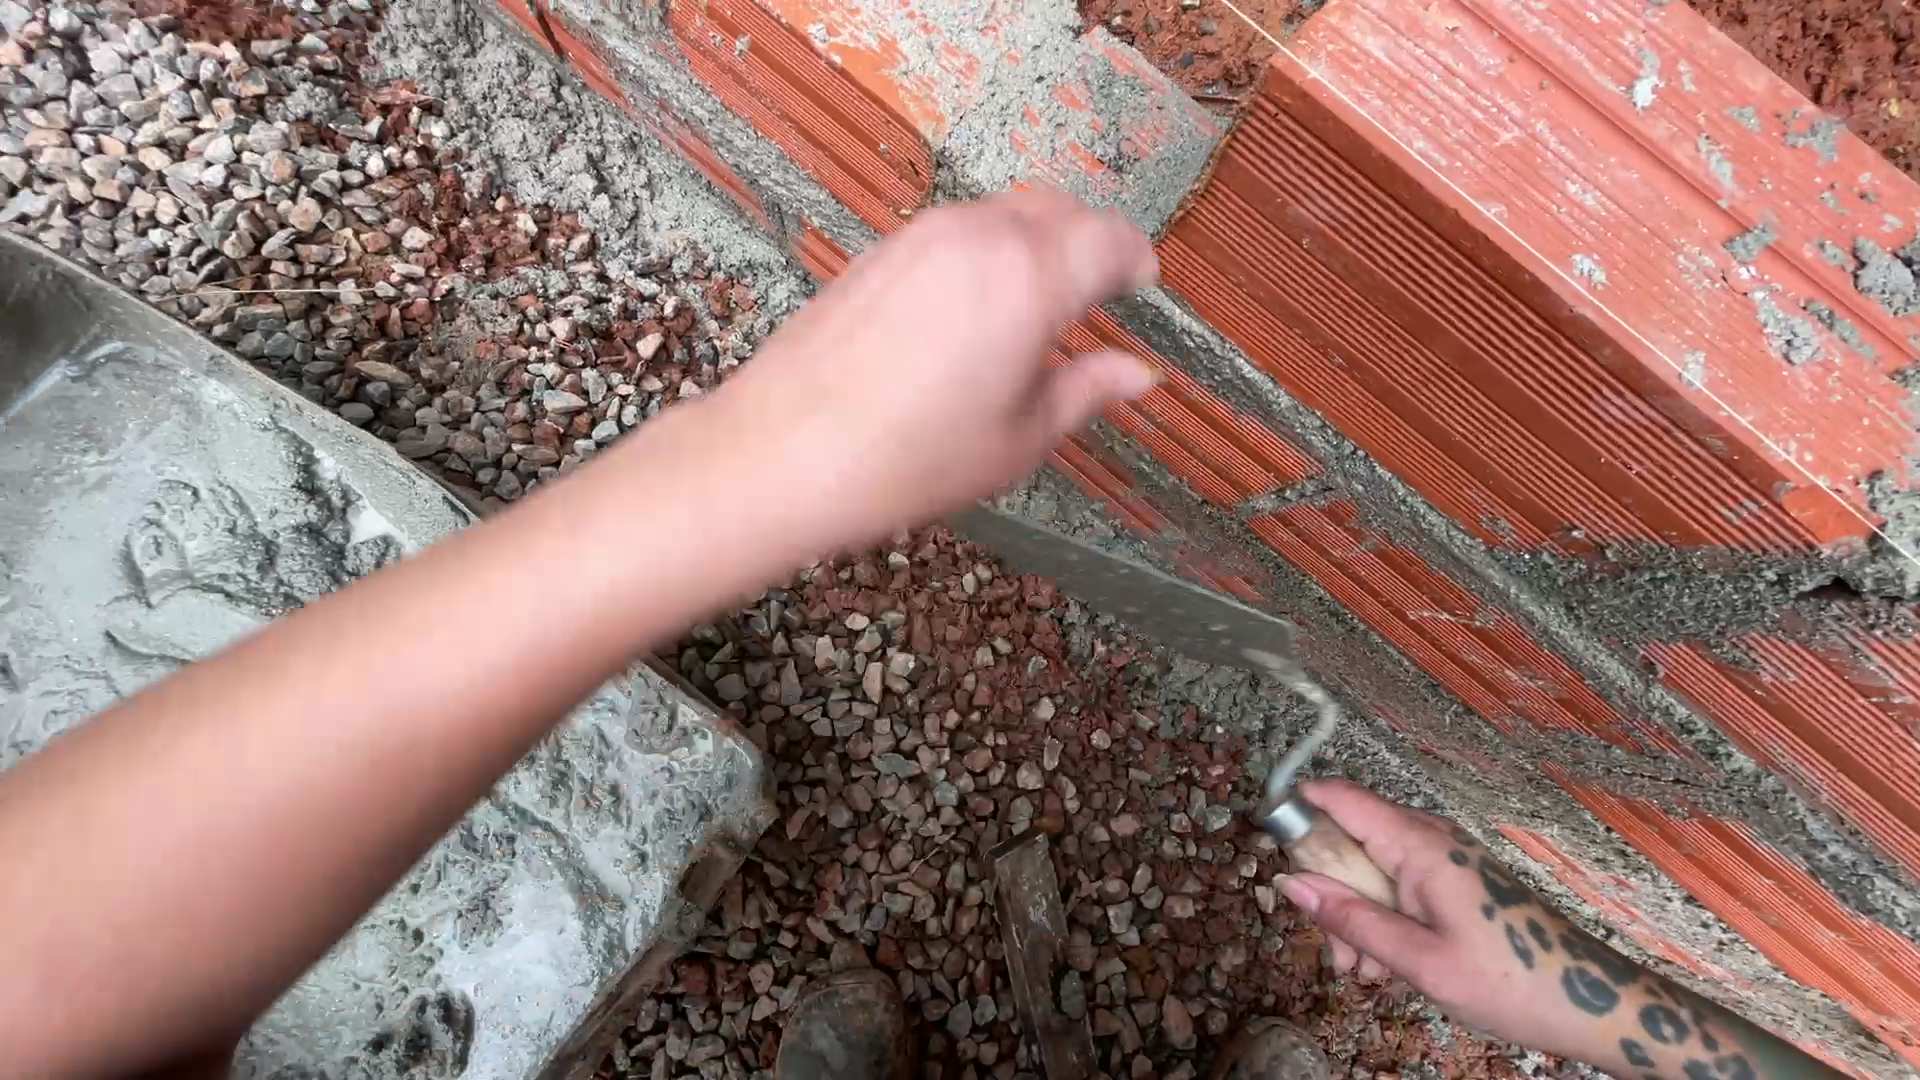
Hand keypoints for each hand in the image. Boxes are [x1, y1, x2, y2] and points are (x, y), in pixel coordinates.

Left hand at [678, 190, 1160, 554]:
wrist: (785, 453)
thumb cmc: (914, 461)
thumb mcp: (1018, 440)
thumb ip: (1085, 392)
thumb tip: (1140, 375)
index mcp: (1029, 278)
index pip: (1109, 239)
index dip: (1135, 261)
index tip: (1141, 289)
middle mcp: (978, 236)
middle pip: (1058, 211)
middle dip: (1090, 244)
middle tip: (1096, 298)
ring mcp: (922, 236)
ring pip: (1003, 215)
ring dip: (1036, 246)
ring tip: (1036, 307)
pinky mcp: (881, 251)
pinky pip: (955, 233)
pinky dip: (986, 254)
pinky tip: (972, 310)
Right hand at [1277, 780, 1560, 1037]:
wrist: (1601, 1006)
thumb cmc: (1513, 983)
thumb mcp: (1422, 963)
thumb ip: (1351, 920)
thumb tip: (1291, 883)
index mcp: (1417, 844)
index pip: (1337, 795)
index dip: (1295, 806)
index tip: (1271, 843)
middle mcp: (1425, 835)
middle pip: (1346, 833)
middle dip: (1327, 885)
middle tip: (1334, 948)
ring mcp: (1439, 853)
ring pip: (1367, 860)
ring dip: (1352, 907)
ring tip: (1363, 969)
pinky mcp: (1449, 873)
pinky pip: (1393, 876)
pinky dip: (1378, 910)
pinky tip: (1386, 961)